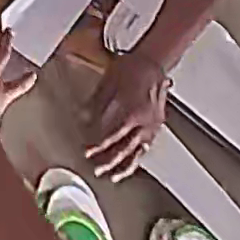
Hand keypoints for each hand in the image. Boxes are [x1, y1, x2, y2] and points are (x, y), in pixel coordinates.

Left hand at [84, 52, 170, 180]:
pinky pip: (147, 146)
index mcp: (129, 109)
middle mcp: (142, 121)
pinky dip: (138, 157)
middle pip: (124, 147)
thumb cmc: (128, 68)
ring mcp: (152, 125)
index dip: (97, 145)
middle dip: (109, 161)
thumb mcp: (107, 81)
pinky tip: (132, 163)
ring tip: (113, 176)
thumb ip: (95, 103)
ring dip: (124, 165)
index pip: (110, 134)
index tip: (87, 151)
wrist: (151, 63)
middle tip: (96, 169)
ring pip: (137, 151)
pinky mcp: (157, 126)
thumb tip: (82, 119)